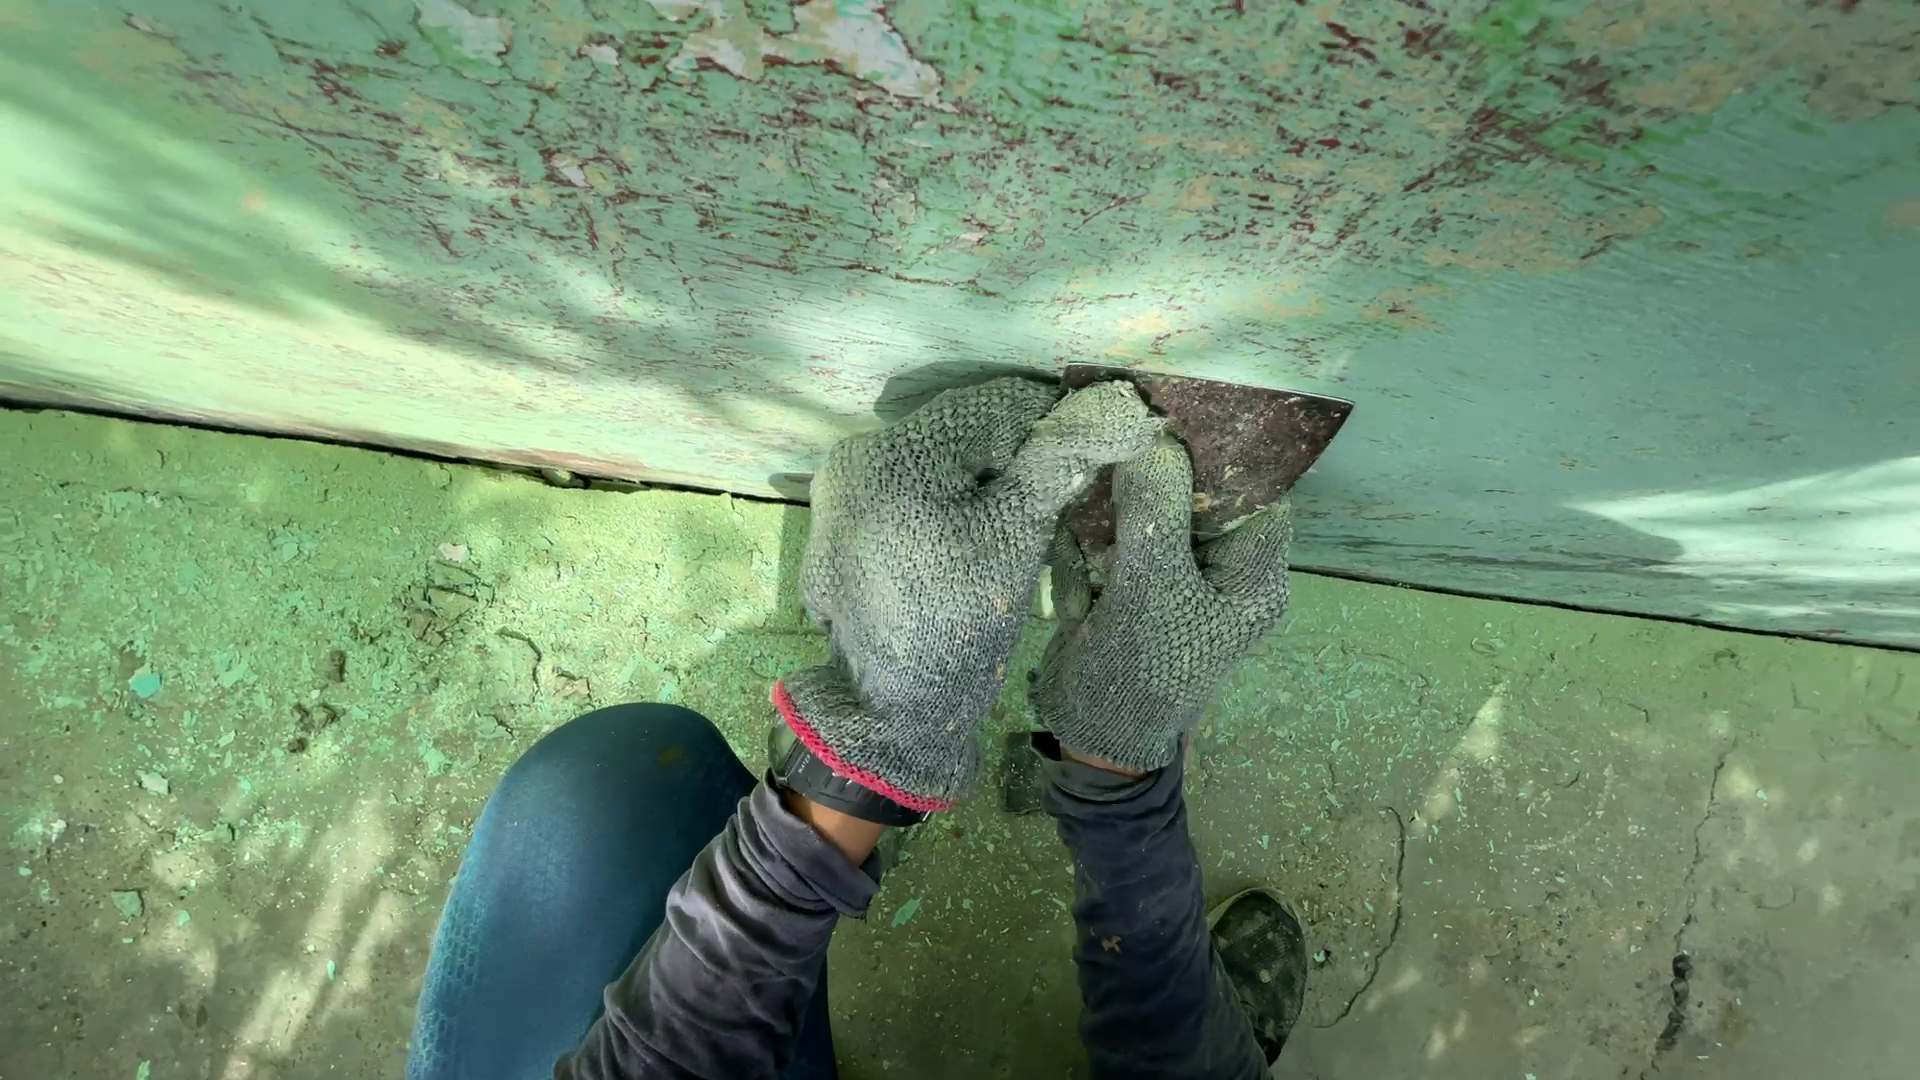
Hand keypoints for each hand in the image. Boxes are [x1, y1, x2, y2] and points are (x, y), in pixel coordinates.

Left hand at [776, 377, 1161, 811]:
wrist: (896, 708)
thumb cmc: (962, 621)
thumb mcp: (1016, 533)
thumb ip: (1059, 459)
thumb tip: (1116, 402)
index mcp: (890, 453)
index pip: (988, 407)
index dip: (1047, 424)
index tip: (1084, 455)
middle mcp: (850, 460)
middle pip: (956, 434)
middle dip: (1009, 458)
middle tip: (1047, 500)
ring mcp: (836, 497)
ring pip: (932, 464)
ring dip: (978, 481)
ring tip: (1009, 525)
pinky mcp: (837, 528)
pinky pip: (905, 494)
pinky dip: (941, 504)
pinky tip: (963, 541)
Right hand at [1033, 435, 1291, 773]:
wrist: (1093, 733)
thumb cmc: (1138, 671)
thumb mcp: (1150, 590)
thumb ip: (1154, 512)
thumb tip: (1151, 438)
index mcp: (1254, 574)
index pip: (1251, 490)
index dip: (1214, 452)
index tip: (1164, 420)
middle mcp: (1226, 570)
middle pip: (1199, 496)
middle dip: (1155, 476)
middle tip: (1114, 452)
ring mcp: (1181, 576)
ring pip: (1158, 512)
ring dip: (1120, 505)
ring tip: (1091, 507)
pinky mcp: (1143, 583)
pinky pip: (1128, 538)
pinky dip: (1101, 534)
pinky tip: (1081, 546)